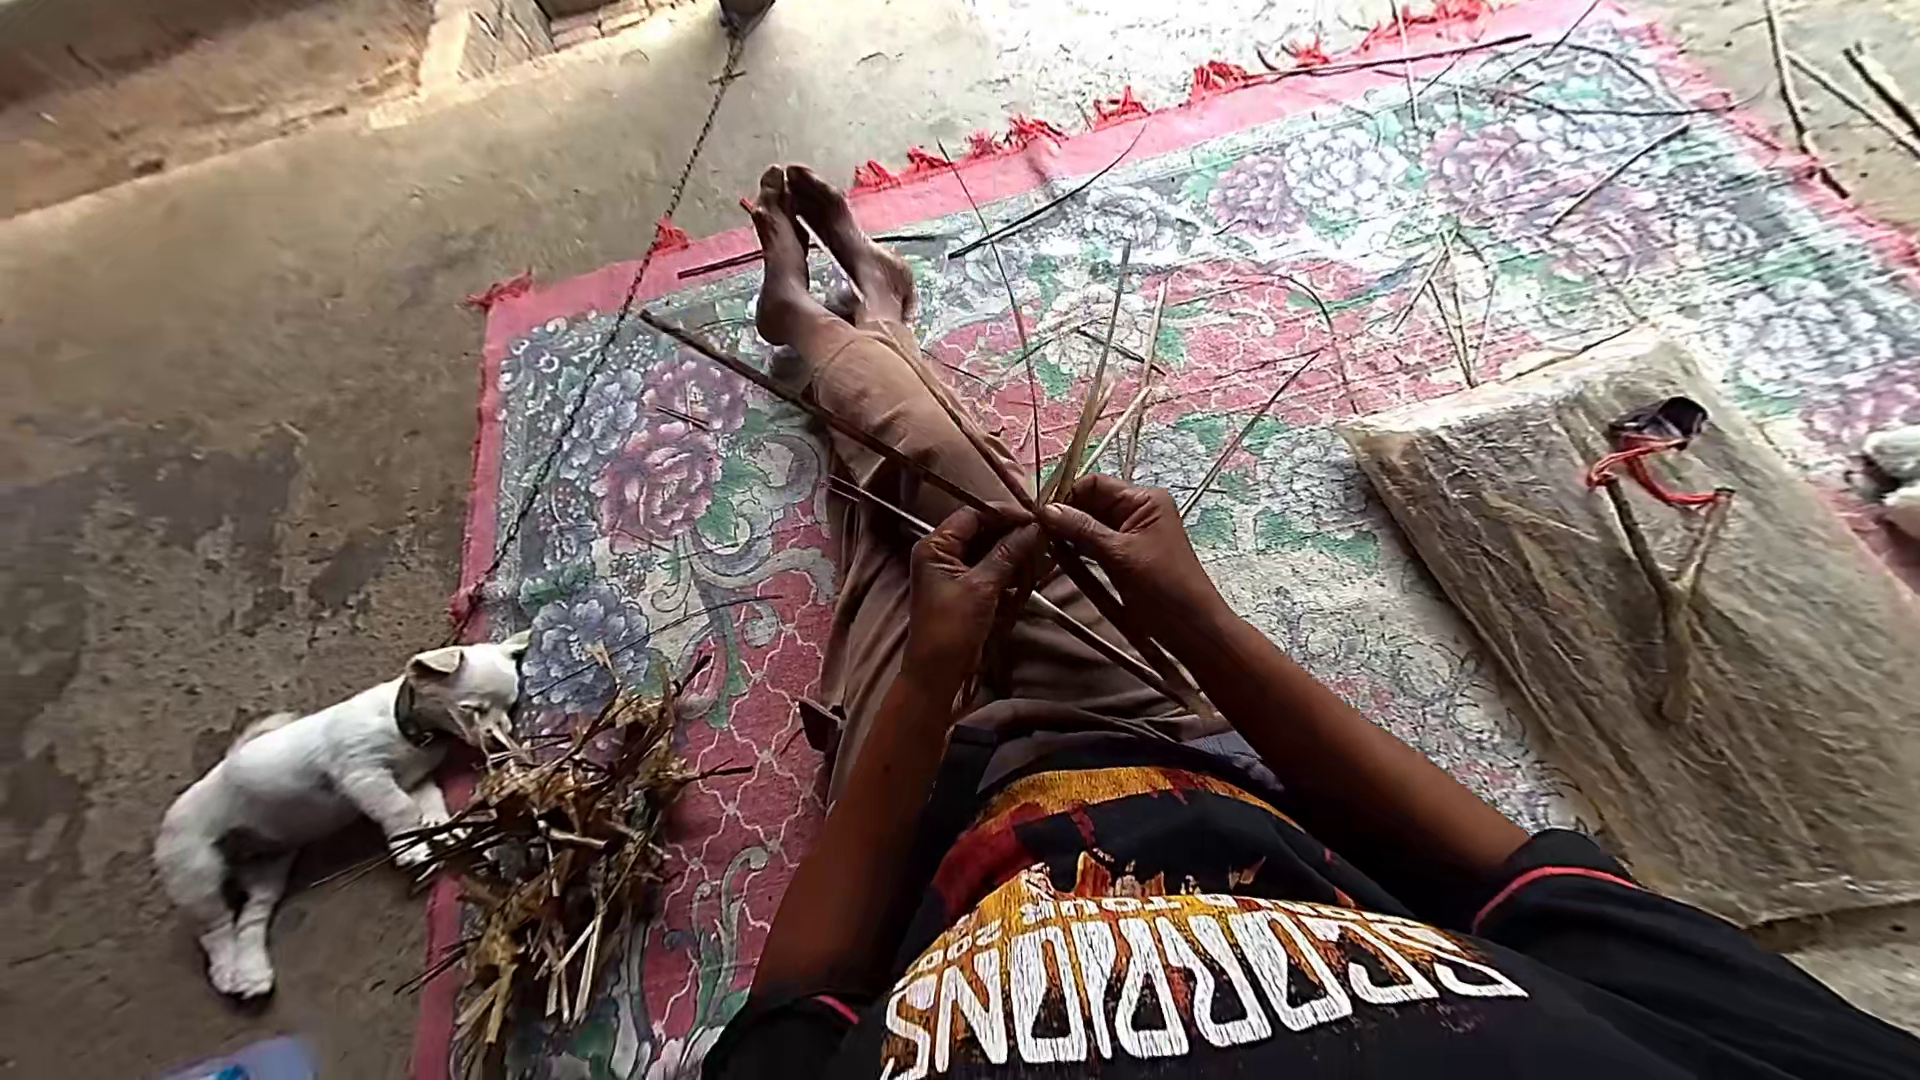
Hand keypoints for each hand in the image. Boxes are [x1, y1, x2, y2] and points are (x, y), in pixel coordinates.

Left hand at [903, 506, 1047, 690]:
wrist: (938, 674)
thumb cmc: (952, 628)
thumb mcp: (982, 587)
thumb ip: (1008, 553)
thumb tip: (1036, 527)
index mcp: (935, 546)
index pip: (973, 514)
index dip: (1005, 514)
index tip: (1036, 518)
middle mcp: (943, 554)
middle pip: (984, 532)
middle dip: (1014, 536)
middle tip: (1046, 538)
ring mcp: (955, 573)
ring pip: (992, 553)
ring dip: (1017, 556)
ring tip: (1045, 556)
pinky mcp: (968, 591)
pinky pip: (993, 573)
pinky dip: (1011, 574)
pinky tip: (1034, 575)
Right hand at [1039, 474, 1229, 629]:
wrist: (1191, 628)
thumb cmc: (1164, 586)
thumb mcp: (1120, 554)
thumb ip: (1082, 530)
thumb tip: (1045, 510)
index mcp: (1144, 500)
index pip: (1095, 483)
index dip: (1066, 493)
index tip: (1039, 510)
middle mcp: (1135, 511)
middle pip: (1089, 502)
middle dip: (1063, 513)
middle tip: (1035, 529)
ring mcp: (1127, 535)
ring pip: (1087, 525)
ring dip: (1066, 532)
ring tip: (1041, 542)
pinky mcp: (1120, 557)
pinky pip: (1091, 545)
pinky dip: (1074, 548)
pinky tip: (1055, 554)